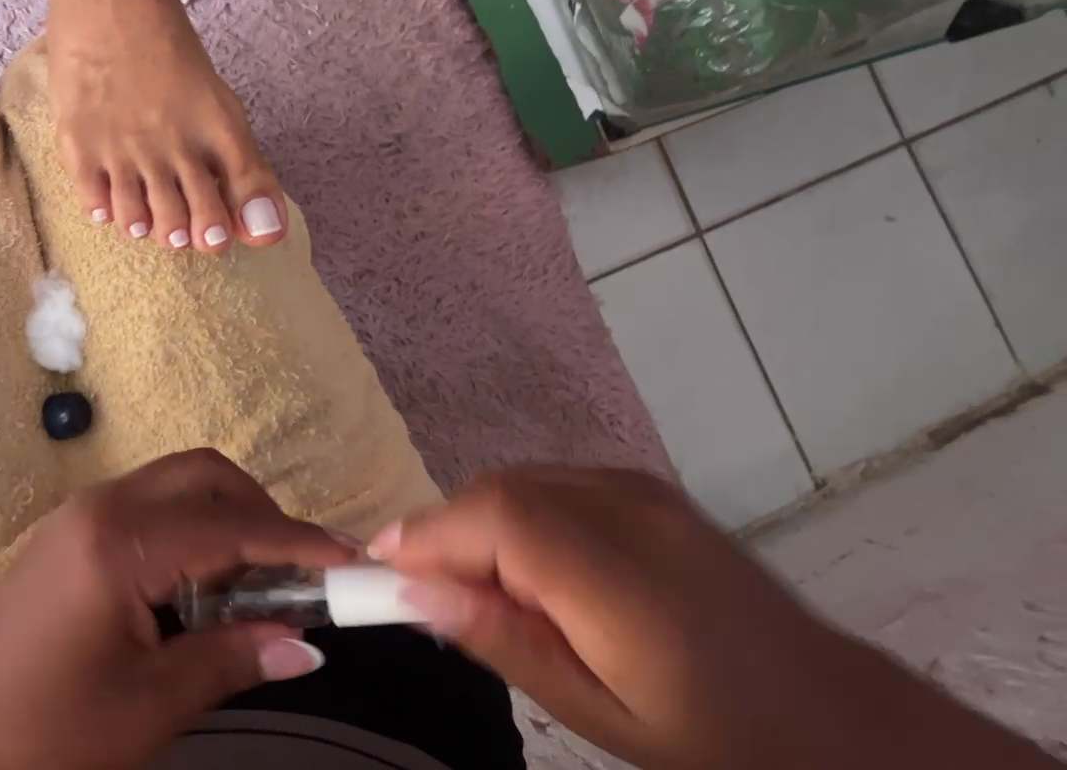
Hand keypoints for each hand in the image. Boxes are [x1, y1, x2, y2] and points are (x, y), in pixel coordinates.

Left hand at [0, 449, 353, 769]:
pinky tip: (207, 583)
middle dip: (260, 511)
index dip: (297, 542)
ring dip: (226, 517)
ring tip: (260, 583)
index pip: (229, 526)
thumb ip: (230, 659)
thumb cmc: (47, 729)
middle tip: (300, 572)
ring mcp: (81, 512)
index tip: (350, 560)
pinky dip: (191, 528)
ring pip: (176, 484)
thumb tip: (305, 643)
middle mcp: (100, 505)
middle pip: (202, 476)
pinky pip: (149, 506)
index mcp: (118, 542)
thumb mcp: (147, 705)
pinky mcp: (72, 530)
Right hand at [44, 0, 287, 254]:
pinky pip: (95, 202)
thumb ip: (235, 159)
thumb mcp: (214, 94)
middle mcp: (173, 144)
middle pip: (189, 220)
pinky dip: (106, 210)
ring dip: (148, 226)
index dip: (237, 226)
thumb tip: (260, 225)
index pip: (242, 196)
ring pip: (140, 220)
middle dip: (190, 235)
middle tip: (182, 231)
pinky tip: (110, 201)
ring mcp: (124, 147)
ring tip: (147, 220)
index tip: (224, 236)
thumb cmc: (165, 40)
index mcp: (216, 126)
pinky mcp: (80, 143)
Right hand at [369, 467, 1060, 769]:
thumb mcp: (598, 714)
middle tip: (419, 589)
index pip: (494, 519)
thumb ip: (501, 638)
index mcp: (620, 576)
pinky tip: (526, 563)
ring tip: (474, 584)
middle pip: (497, 492)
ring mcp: (638, 489)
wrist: (842, 719)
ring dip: (474, 523)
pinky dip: (511, 512)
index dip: (425, 535)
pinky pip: (547, 483)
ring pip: (516, 482)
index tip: (376, 572)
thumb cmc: (716, 737)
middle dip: (443, 532)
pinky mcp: (643, 486)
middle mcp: (626, 510)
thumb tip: (411, 586)